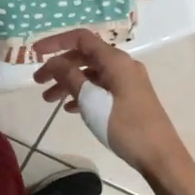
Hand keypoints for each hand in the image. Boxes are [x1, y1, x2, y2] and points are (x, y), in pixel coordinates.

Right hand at [32, 29, 189, 180]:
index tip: (34, 53)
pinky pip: (101, 88)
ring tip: (49, 100)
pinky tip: (69, 109)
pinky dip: (84, 94)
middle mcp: (123, 65)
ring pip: (92, 74)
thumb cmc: (124, 126)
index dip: (56, 42)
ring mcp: (128, 82)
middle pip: (85, 56)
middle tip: (38, 82)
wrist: (160, 155)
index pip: (81, 38)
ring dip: (69, 83)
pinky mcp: (130, 98)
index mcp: (116, 60)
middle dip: (59, 67)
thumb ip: (70, 77)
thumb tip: (53, 61)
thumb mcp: (91, 101)